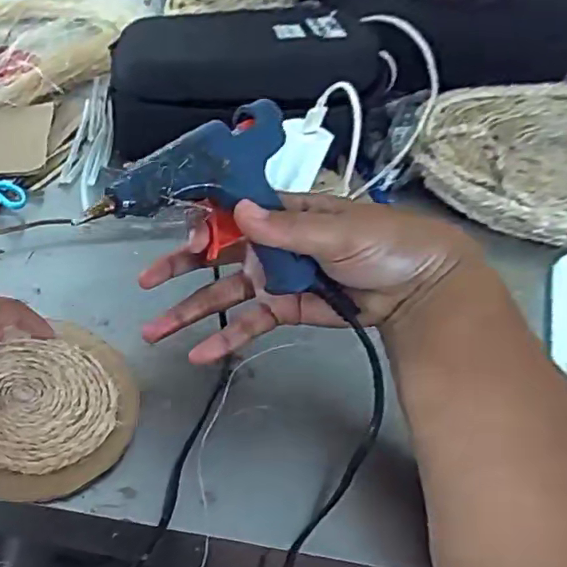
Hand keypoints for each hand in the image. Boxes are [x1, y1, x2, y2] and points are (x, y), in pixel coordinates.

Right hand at [137, 194, 481, 364]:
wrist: (419, 289)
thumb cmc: (386, 244)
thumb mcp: (339, 229)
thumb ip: (287, 226)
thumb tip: (239, 212)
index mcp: (284, 214)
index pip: (231, 214)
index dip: (205, 224)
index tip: (192, 241)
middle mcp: (269, 244)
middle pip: (215, 255)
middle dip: (178, 267)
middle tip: (147, 281)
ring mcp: (271, 279)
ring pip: (220, 296)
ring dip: (186, 313)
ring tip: (154, 331)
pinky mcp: (279, 309)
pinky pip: (244, 325)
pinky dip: (222, 339)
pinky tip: (198, 354)